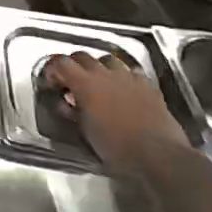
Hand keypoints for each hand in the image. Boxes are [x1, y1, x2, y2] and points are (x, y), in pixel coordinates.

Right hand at [43, 51, 186, 169]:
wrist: (159, 155)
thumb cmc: (116, 146)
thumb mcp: (85, 130)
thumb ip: (73, 111)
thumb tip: (67, 102)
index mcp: (85, 84)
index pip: (61, 62)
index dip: (53, 68)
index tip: (52, 81)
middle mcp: (106, 75)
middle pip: (83, 56)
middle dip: (73, 65)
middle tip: (71, 81)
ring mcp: (130, 79)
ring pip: (109, 60)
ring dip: (99, 67)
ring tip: (98, 81)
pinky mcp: (149, 87)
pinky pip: (132, 72)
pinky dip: (124, 76)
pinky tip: (124, 88)